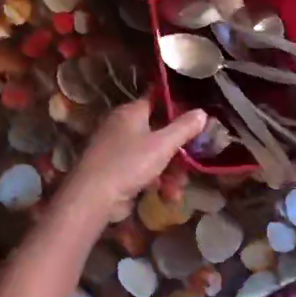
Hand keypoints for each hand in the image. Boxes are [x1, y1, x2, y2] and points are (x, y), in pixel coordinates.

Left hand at [59, 99, 207, 221]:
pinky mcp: (115, 170)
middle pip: (157, 131)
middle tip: (191, 164)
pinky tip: (166, 196)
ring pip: (152, 154)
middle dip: (177, 151)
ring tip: (177, 189)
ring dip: (169, 172)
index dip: (177, 107)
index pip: (156, 99)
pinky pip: (141, 170)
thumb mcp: (162, 145)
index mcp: (130, 112)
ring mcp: (116, 148)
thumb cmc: (129, 163)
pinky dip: (154, 181)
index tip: (196, 119)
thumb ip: (184, 128)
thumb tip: (202, 111)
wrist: (93, 197)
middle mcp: (121, 125)